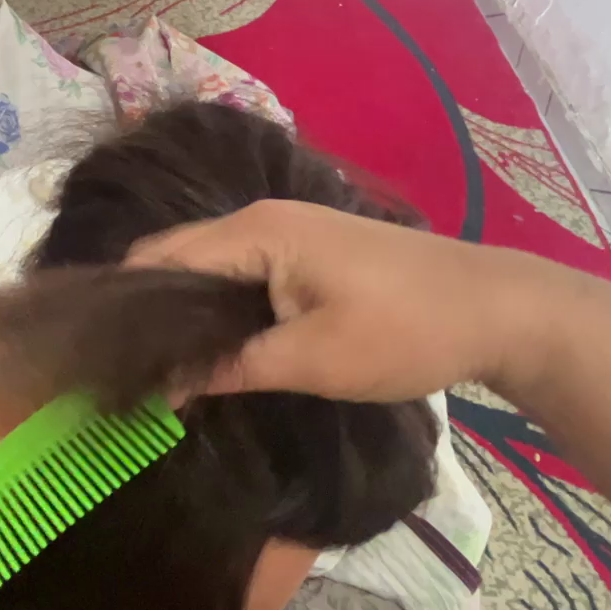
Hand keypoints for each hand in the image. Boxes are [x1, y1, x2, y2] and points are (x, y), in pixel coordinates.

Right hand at [126, 199, 569, 401]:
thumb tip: (163, 391)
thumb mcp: (312, 360)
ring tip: (162, 355)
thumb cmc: (406, 330)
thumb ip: (230, 367)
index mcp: (254, 233)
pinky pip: (234, 267)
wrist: (501, 308)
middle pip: (175, 254)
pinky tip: (211, 337)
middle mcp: (257, 219)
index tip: (110, 353)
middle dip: (149, 303)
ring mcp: (281, 228)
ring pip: (204, 261)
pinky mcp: (300, 246)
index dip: (130, 302)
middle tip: (132, 361)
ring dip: (181, 304)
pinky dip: (213, 299)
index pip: (160, 257)